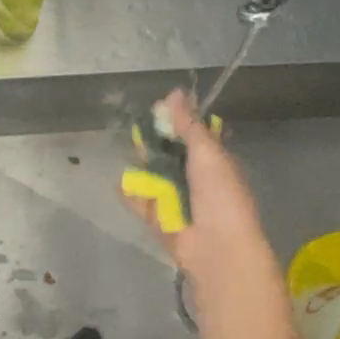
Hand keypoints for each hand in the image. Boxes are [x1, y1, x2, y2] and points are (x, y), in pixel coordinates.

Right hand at [126, 90, 280, 302]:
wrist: (217, 246)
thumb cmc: (219, 195)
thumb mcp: (207, 152)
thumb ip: (188, 125)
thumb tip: (175, 92)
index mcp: (213, 161)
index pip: (192, 134)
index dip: (176, 121)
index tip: (158, 107)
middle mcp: (195, 178)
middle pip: (169, 153)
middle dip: (154, 141)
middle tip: (139, 128)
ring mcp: (176, 199)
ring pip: (153, 175)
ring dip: (142, 164)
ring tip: (130, 149)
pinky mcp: (159, 219)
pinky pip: (140, 201)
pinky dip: (130, 192)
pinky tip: (120, 181)